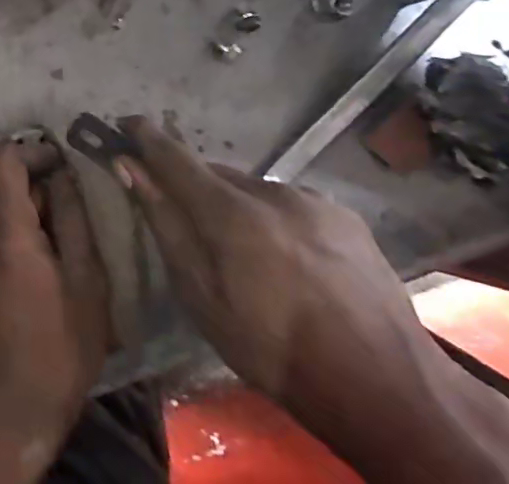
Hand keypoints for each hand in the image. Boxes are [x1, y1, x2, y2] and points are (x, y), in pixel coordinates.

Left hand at [0, 141, 111, 481]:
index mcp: (6, 226)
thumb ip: (73, 220)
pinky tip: (63, 265)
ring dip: (44, 215)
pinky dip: (33, 235)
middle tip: (89, 209)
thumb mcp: (84, 280)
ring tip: (83, 242)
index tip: (69, 162)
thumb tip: (64, 174)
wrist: (7, 407)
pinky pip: (6, 234)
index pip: (5, 158)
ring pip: (11, 210)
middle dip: (48, 187)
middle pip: (10, 184)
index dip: (35, 149)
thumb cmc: (56, 345)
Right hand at [115, 117, 412, 395]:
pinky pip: (291, 204)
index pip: (176, 158)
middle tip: (190, 224)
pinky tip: (289, 260)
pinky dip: (275, 219)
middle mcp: (272, 191)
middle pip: (215, 175)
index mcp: (232, 214)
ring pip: (255, 190)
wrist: (384, 387)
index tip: (124, 122)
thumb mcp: (202, 297)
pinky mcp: (344, 215)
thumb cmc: (273, 351)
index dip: (146, 137)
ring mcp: (314, 200)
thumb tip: (131, 169)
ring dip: (238, 207)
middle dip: (195, 188)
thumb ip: (166, 226)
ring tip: (247, 254)